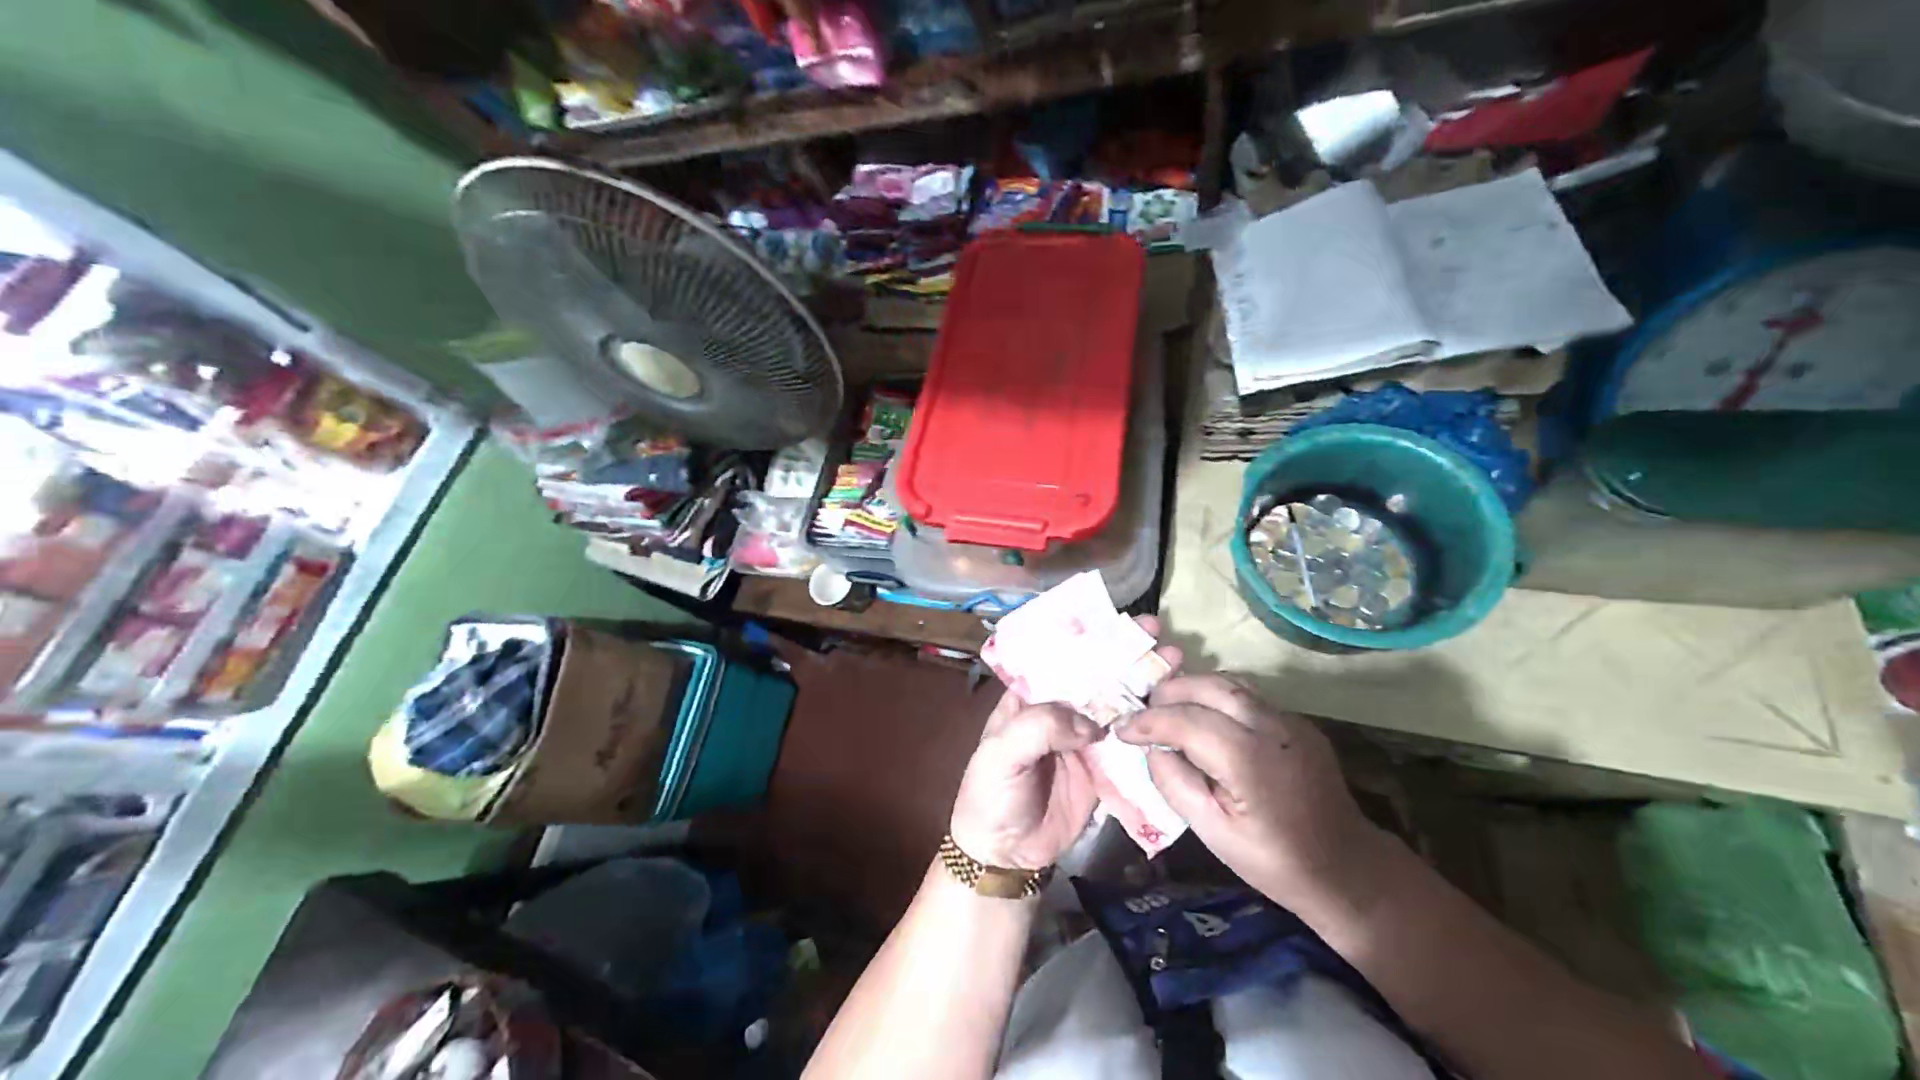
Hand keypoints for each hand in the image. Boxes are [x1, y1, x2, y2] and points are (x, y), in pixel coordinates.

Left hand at [950, 615, 1181, 871]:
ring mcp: (1083, 739)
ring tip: (1174, 661)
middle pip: (1096, 677)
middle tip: (1155, 633)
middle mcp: (1058, 711)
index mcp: (1029, 699)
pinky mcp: (1104, 768)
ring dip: (1144, 684)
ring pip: (1118, 705)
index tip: (1119, 620)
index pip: (1060, 659)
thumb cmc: (991, 795)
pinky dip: (1152, 727)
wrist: (1006, 854)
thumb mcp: (1001, 754)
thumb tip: (1092, 724)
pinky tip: (1178, 710)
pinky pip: (1130, 744)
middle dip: (1124, 654)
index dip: (1089, 639)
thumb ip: (1040, 728)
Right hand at [1114, 674, 1384, 909]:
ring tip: (1166, 708)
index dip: (1148, 722)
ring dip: (1192, 688)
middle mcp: (1272, 728)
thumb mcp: (1212, 833)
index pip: (1186, 721)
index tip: (1121, 730)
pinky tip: (1203, 718)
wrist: (1347, 868)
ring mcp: (1290, 722)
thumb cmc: (1274, 861)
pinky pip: (1248, 696)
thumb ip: (1175, 784)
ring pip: (1230, 683)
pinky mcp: (1298, 723)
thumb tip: (1154, 749)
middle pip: (1209, 687)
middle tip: (1141, 711)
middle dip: (1168, 693)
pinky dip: (1216, 697)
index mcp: (1249, 760)